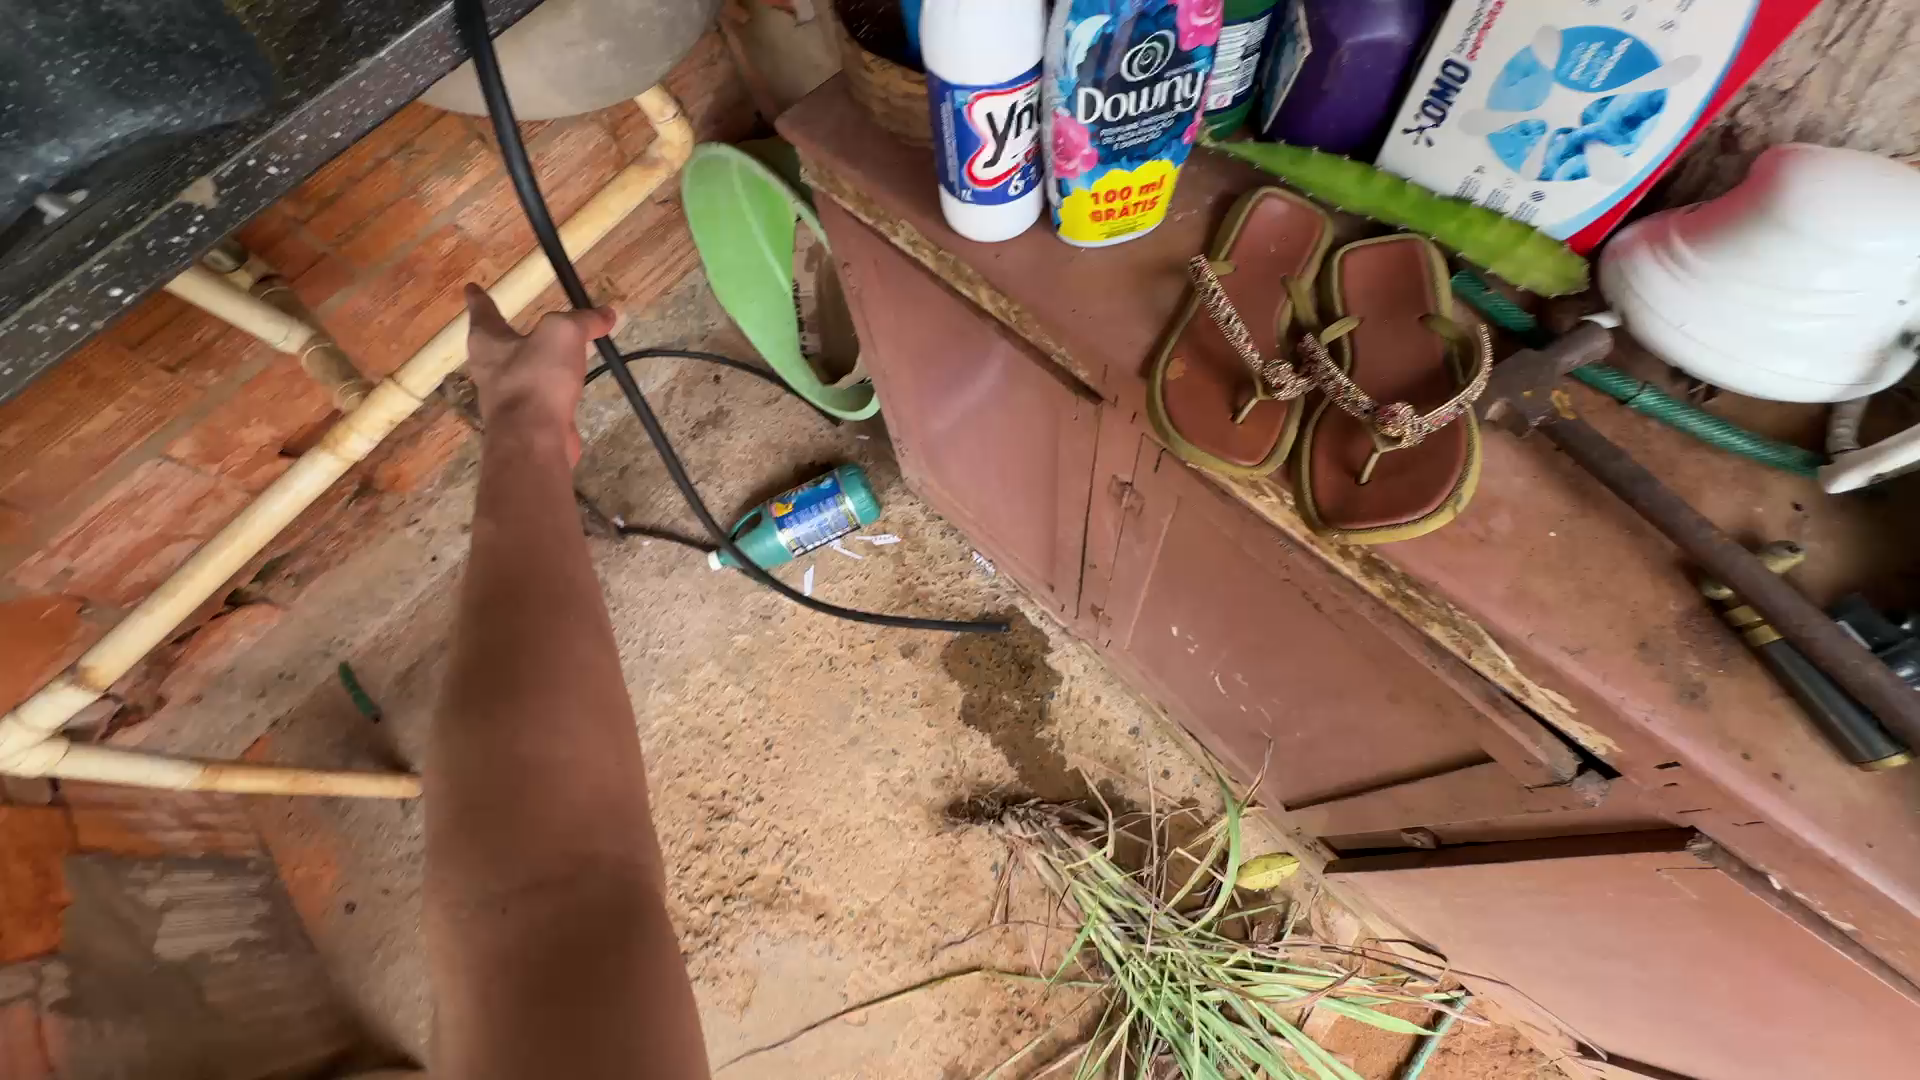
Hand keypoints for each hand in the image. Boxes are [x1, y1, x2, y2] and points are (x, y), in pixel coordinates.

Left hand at [463, 284, 615, 466]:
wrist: (535, 437)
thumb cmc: (538, 378)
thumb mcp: (563, 334)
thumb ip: (583, 320)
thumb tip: (606, 314)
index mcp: (489, 341)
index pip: (482, 311)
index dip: (480, 297)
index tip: (472, 287)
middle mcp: (491, 368)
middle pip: (497, 343)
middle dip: (506, 333)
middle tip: (517, 322)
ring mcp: (507, 397)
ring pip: (519, 371)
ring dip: (533, 362)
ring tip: (552, 354)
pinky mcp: (528, 419)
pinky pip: (540, 394)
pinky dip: (551, 386)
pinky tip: (567, 386)